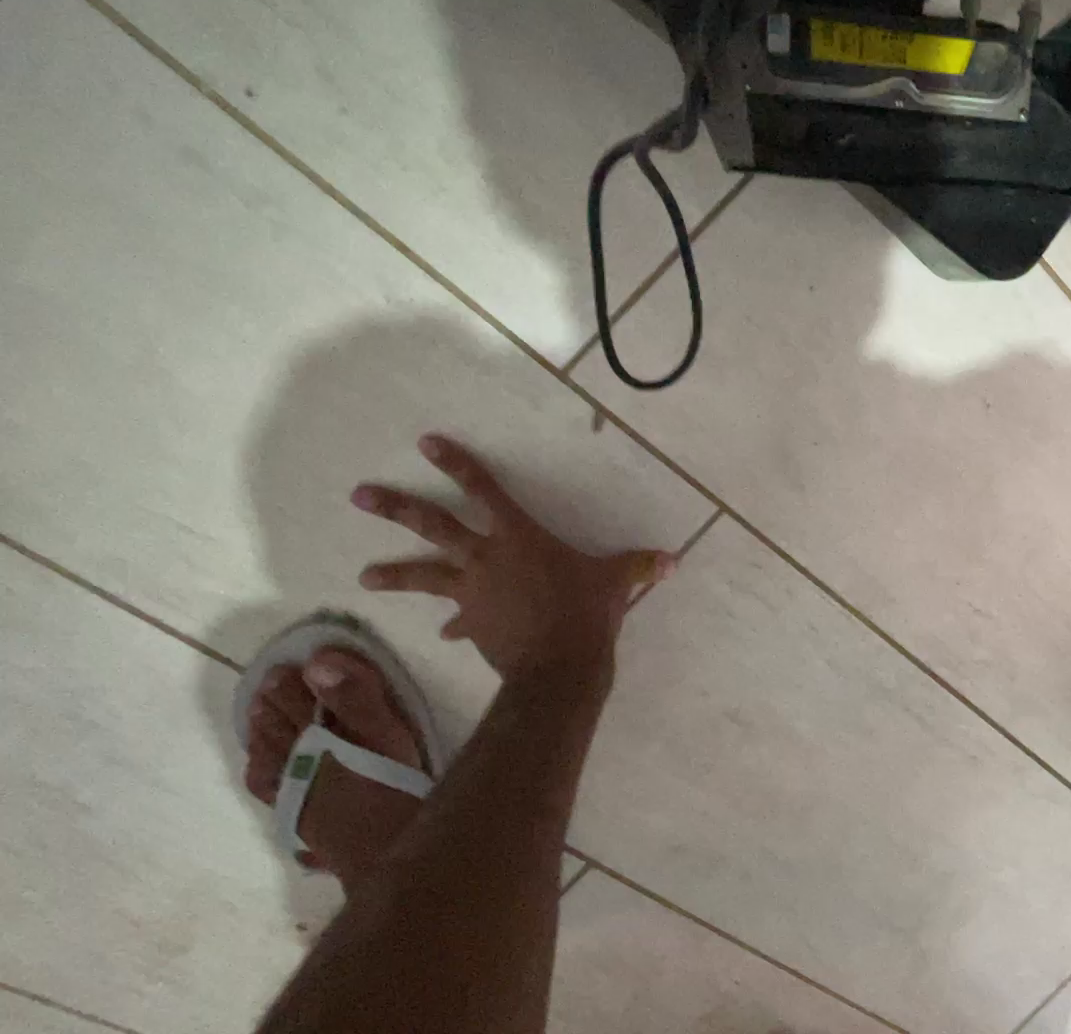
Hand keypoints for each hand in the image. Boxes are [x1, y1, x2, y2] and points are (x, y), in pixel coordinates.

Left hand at [350, 434, 674, 690]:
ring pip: (424, 576)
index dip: (457, 465)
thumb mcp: (617, 581)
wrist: (559, 664)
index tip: (427, 445)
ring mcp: (473, 593)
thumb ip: (640, 566)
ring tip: (363, 576)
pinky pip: (457, 622)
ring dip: (394, 573)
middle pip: (434, 526)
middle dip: (396, 509)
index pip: (485, 491)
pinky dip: (452, 625)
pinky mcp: (472, 625)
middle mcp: (487, 558)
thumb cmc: (586, 610)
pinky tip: (444, 633)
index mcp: (520, 537)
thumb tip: (674, 561)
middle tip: (359, 496)